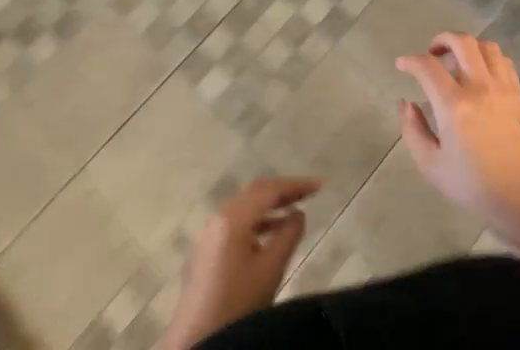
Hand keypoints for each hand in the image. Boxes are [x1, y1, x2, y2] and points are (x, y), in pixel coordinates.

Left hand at [160, 176, 319, 349]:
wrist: (198, 340)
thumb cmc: (238, 301)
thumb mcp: (271, 267)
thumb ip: (289, 234)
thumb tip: (298, 214)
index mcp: (232, 220)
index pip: (267, 190)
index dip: (296, 185)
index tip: (320, 186)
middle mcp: (216, 222)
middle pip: (252, 195)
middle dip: (282, 192)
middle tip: (309, 193)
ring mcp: (207, 238)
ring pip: (242, 210)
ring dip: (269, 208)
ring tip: (294, 213)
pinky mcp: (204, 254)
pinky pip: (234, 226)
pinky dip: (255, 223)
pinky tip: (269, 237)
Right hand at [396, 33, 519, 242]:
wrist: (518, 191)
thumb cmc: (470, 183)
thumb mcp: (431, 164)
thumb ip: (413, 130)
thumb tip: (405, 103)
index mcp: (454, 106)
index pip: (428, 67)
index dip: (410, 61)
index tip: (402, 65)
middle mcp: (479, 87)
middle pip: (462, 42)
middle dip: (442, 39)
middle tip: (430, 53)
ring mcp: (503, 87)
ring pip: (487, 46)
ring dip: (468, 46)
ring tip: (456, 61)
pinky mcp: (518, 92)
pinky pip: (503, 61)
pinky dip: (488, 58)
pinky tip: (479, 73)